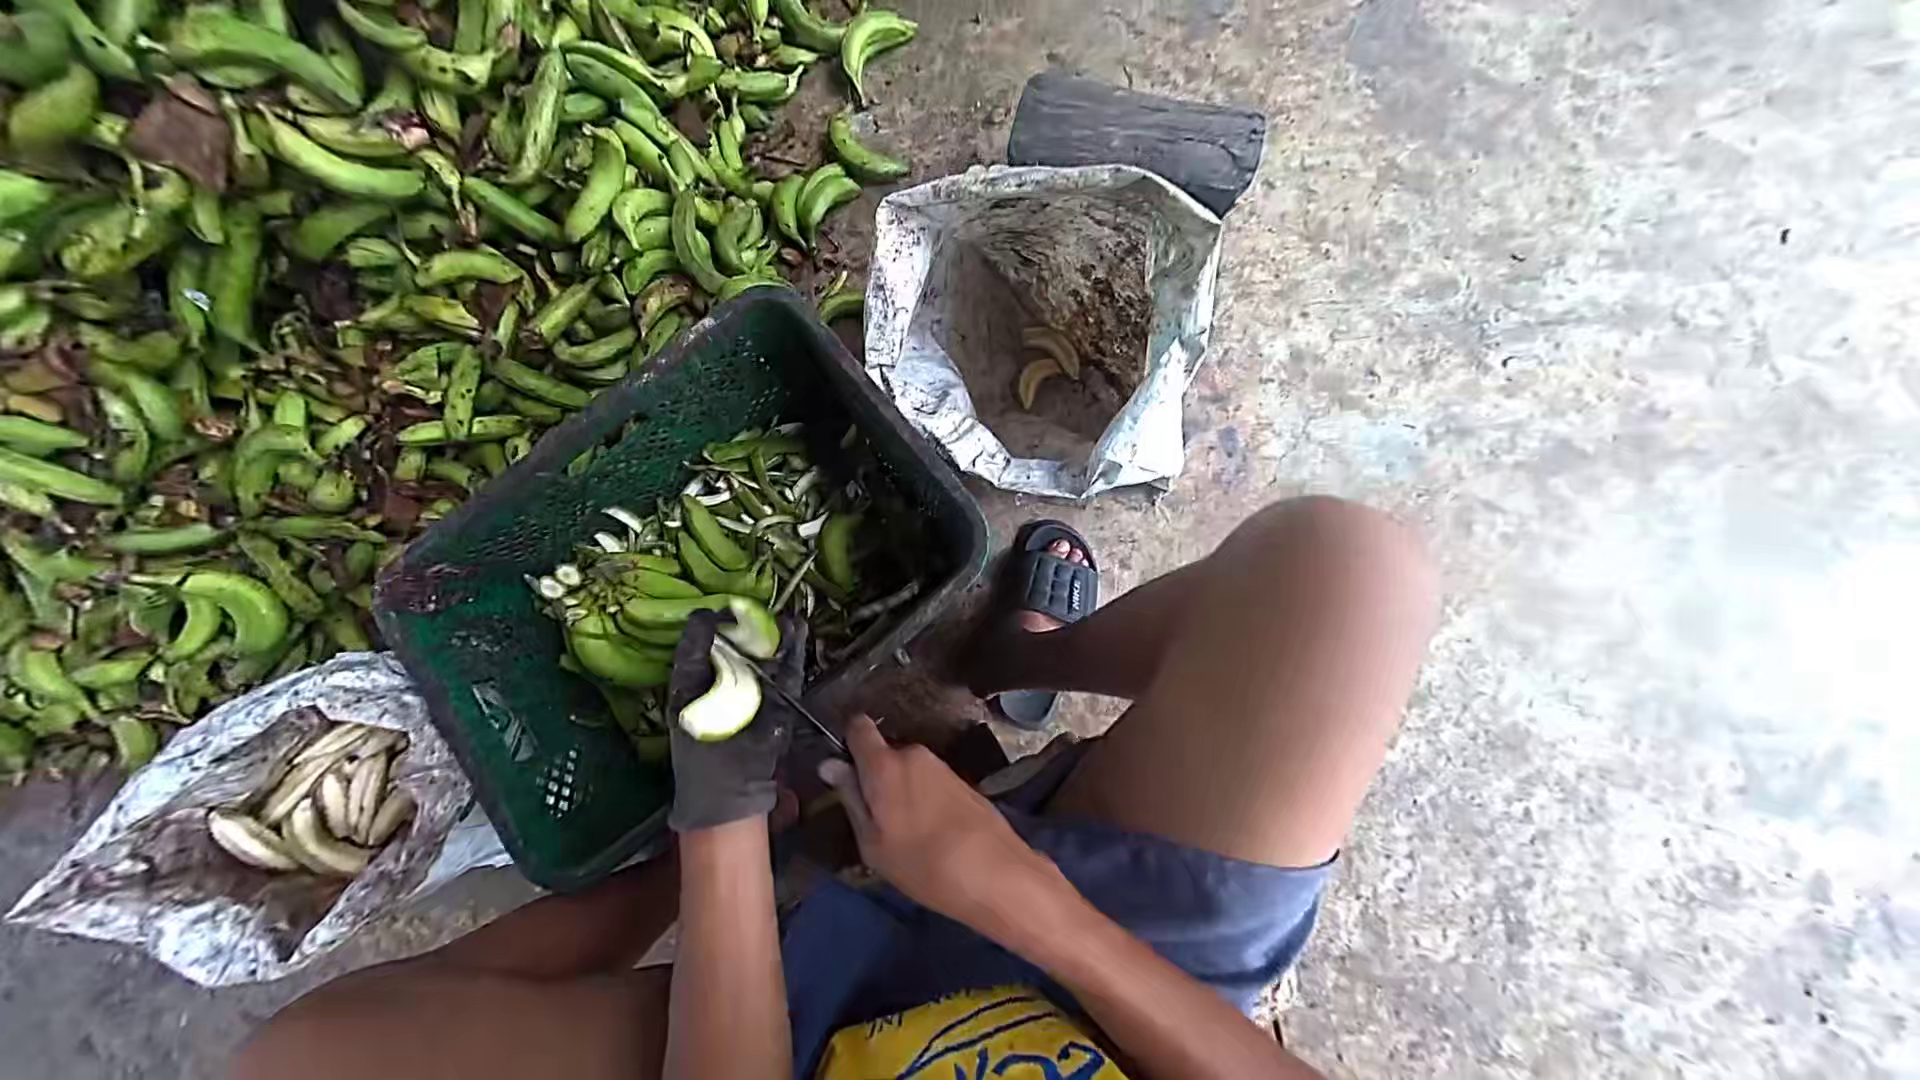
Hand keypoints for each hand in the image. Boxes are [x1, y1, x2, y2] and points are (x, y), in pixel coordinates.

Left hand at [666, 612, 806, 832]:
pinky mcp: (781, 697)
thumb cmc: (698, 749)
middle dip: (751, 623)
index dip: (715, 621)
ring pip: (770, 651)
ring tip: (782, 615)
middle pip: (742, 641)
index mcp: (701, 675)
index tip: (722, 610)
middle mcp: (731, 676)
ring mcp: (760, 686)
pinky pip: (790, 669)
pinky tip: (797, 629)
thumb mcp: (685, 697)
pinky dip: (795, 649)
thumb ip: (694, 656)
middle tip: (754, 609)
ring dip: (778, 633)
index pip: (707, 638)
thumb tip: (702, 616)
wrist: (727, 789)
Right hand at [819, 714, 1059, 926]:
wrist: (995, 872)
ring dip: (900, 790)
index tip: (844, 770)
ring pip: (905, 769)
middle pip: (882, 754)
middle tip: (875, 820)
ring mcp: (940, 765)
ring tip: (906, 834)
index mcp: (885, 764)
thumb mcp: (872, 843)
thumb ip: (851, 798)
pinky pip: (927, 780)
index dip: (847, 741)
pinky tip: (931, 833)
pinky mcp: (960, 779)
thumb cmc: (922, 863)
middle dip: (875, 778)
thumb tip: (830, 764)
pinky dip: (922, 798)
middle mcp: (913, 753)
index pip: (858, 726)